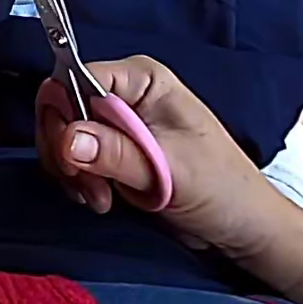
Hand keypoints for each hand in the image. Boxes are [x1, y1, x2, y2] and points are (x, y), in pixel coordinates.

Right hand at [38, 56, 287, 256]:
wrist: (240, 226)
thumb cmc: (221, 187)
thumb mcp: (169, 169)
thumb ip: (116, 152)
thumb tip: (67, 138)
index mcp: (140, 78)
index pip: (75, 77)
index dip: (64, 113)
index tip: (69, 157)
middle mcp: (123, 92)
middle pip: (62, 104)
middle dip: (65, 149)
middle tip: (88, 187)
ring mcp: (115, 121)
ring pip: (62, 133)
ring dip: (72, 171)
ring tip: (101, 199)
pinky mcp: (111, 149)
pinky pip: (71, 156)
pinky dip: (77, 180)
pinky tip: (101, 199)